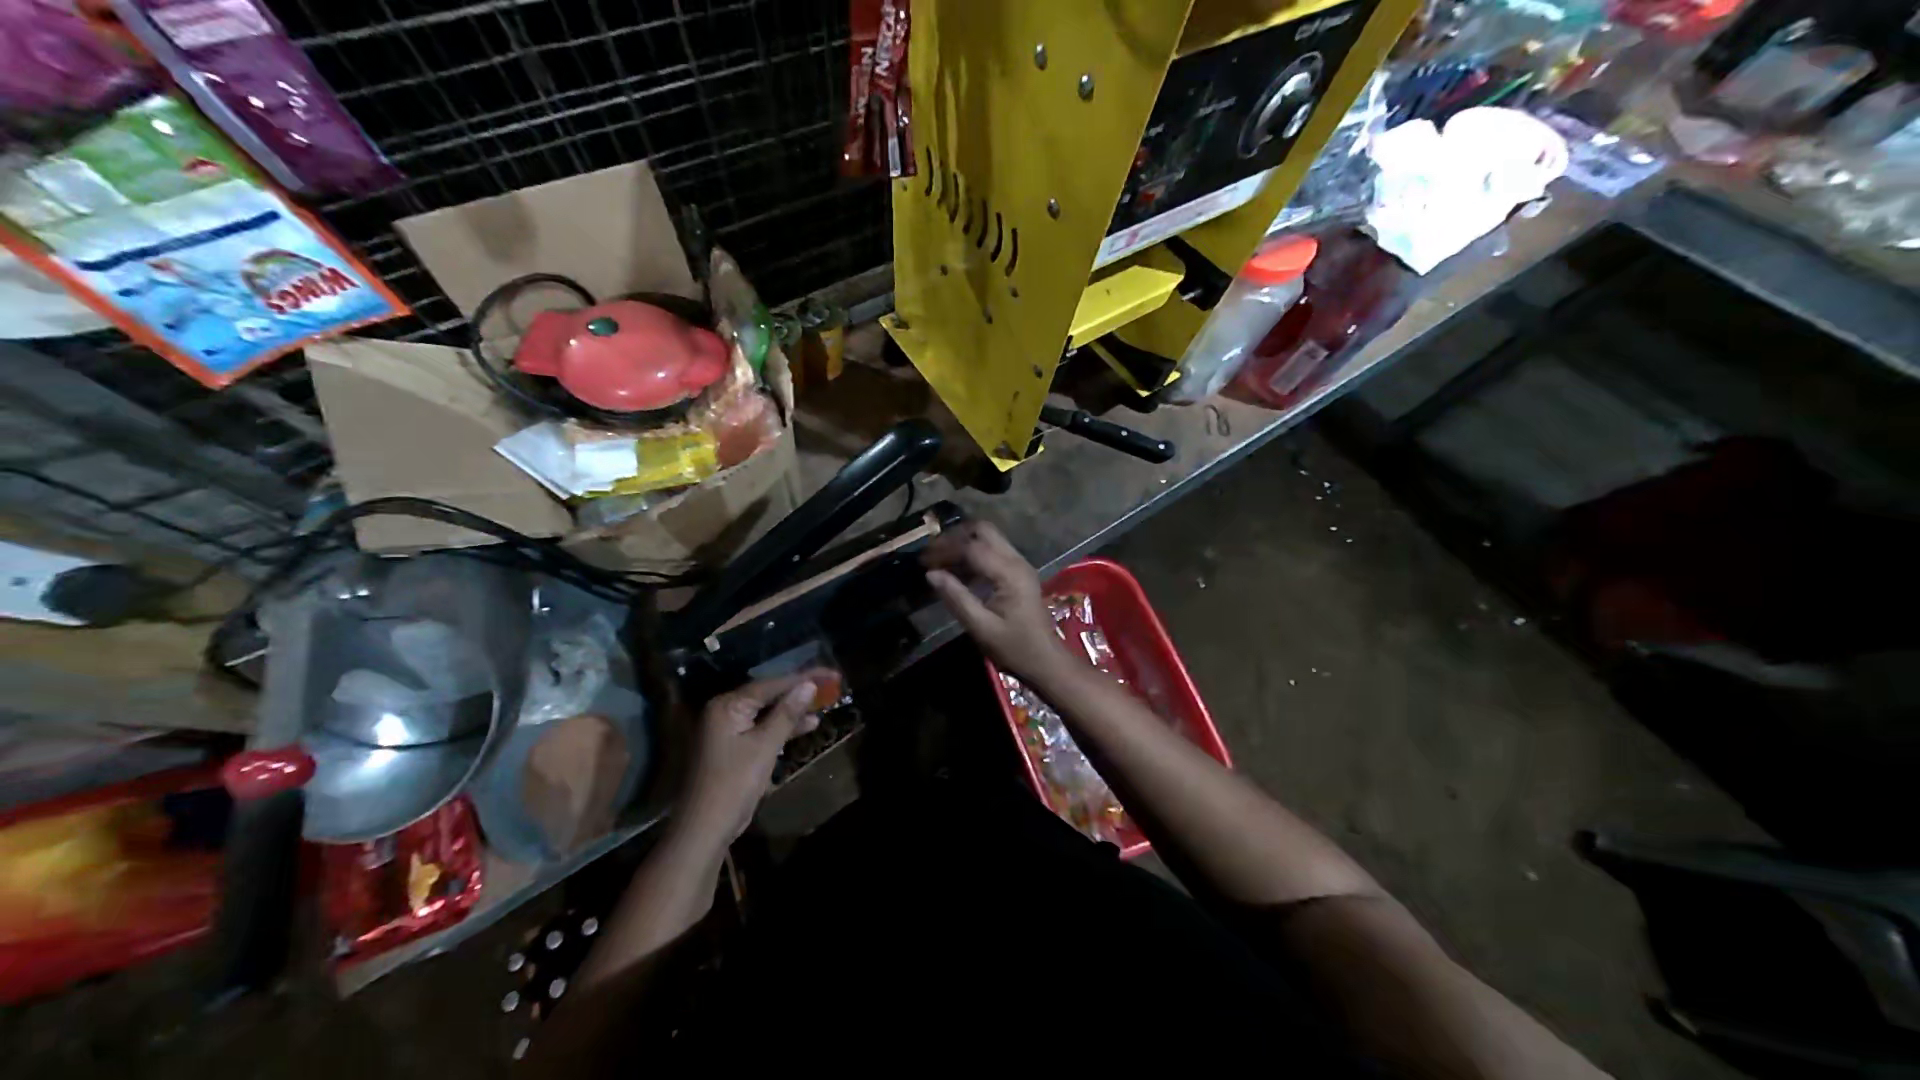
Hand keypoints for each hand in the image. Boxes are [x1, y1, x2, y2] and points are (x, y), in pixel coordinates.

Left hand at [678, 671, 828, 844]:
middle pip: (768, 694)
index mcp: (727, 705)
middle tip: (830, 686)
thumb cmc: (734, 784)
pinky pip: (762, 728)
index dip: (803, 677)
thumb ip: (787, 714)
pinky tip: (807, 726)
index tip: (831, 673)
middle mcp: (724, 711)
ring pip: (766, 712)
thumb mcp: (765, 746)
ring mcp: (727, 730)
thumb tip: (809, 685)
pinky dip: (782, 727)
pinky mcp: (733, 747)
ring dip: (794, 710)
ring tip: (824, 705)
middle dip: (799, 691)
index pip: (771, 684)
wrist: (704, 829)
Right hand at [923, 521, 1066, 679]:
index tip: (922, 560)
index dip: (945, 550)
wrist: (1045, 661)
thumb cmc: (1014, 647)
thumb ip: (956, 597)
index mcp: (1009, 573)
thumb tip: (931, 574)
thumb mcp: (981, 627)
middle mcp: (1016, 561)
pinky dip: (972, 554)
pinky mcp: (1018, 572)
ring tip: (939, 561)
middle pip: (983, 531)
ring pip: (988, 538)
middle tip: (932, 553)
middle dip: (955, 537)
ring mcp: (1019, 564)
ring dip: (963, 544)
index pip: (972, 547)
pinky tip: (956, 571)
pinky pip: (993, 551)